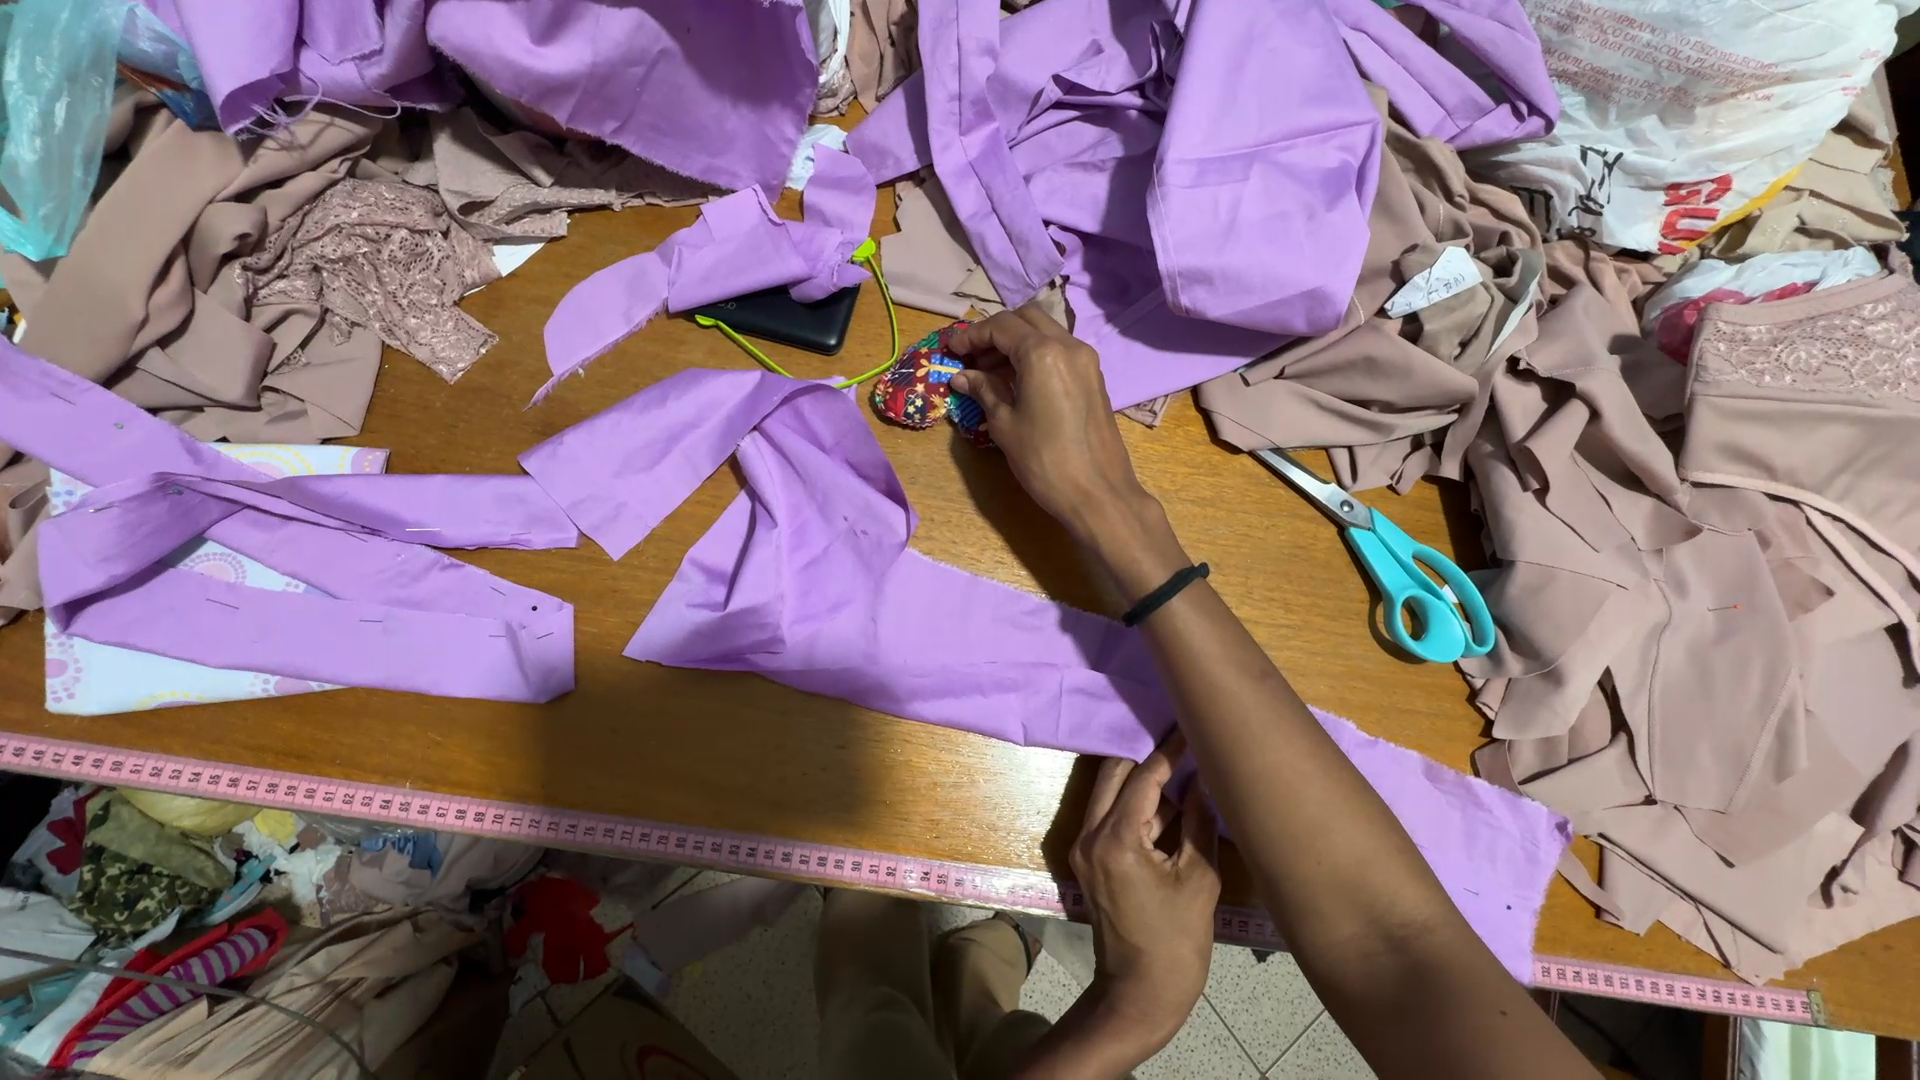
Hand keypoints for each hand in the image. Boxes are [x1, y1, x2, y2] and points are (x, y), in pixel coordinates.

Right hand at [947, 306, 1151, 544]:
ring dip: (1016, 343)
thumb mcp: (1005, 425)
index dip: (971, 335)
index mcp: (1043, 353)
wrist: (1097, 493)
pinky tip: (1017, 382)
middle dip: (995, 333)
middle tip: (972, 358)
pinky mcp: (1094, 378)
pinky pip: (1060, 352)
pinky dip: (1036, 355)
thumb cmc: (1044, 461)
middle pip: (1026, 319)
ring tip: (989, 373)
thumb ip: (984, 391)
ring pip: (1046, 332)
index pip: (1001, 327)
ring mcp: (1086, 361)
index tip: (951, 349)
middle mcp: (1069, 346)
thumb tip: (961, 377)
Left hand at [1070, 736, 1221, 1062]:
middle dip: (1148, 760)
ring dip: (1140, 783)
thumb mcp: (1198, 878)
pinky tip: (1168, 806)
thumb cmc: (1177, 942)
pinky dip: (1133, 805)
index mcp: (1116, 838)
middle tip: (1184, 750)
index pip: (1144, 777)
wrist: (1139, 993)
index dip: (1170, 751)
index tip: (1191, 729)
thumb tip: (1204, 778)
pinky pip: (1107, 815)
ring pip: (1108, 792)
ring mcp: (1082, 846)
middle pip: (1114, 773)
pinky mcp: (1086, 859)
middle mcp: (1089, 834)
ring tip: (1182, 776)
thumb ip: (1199, 821)